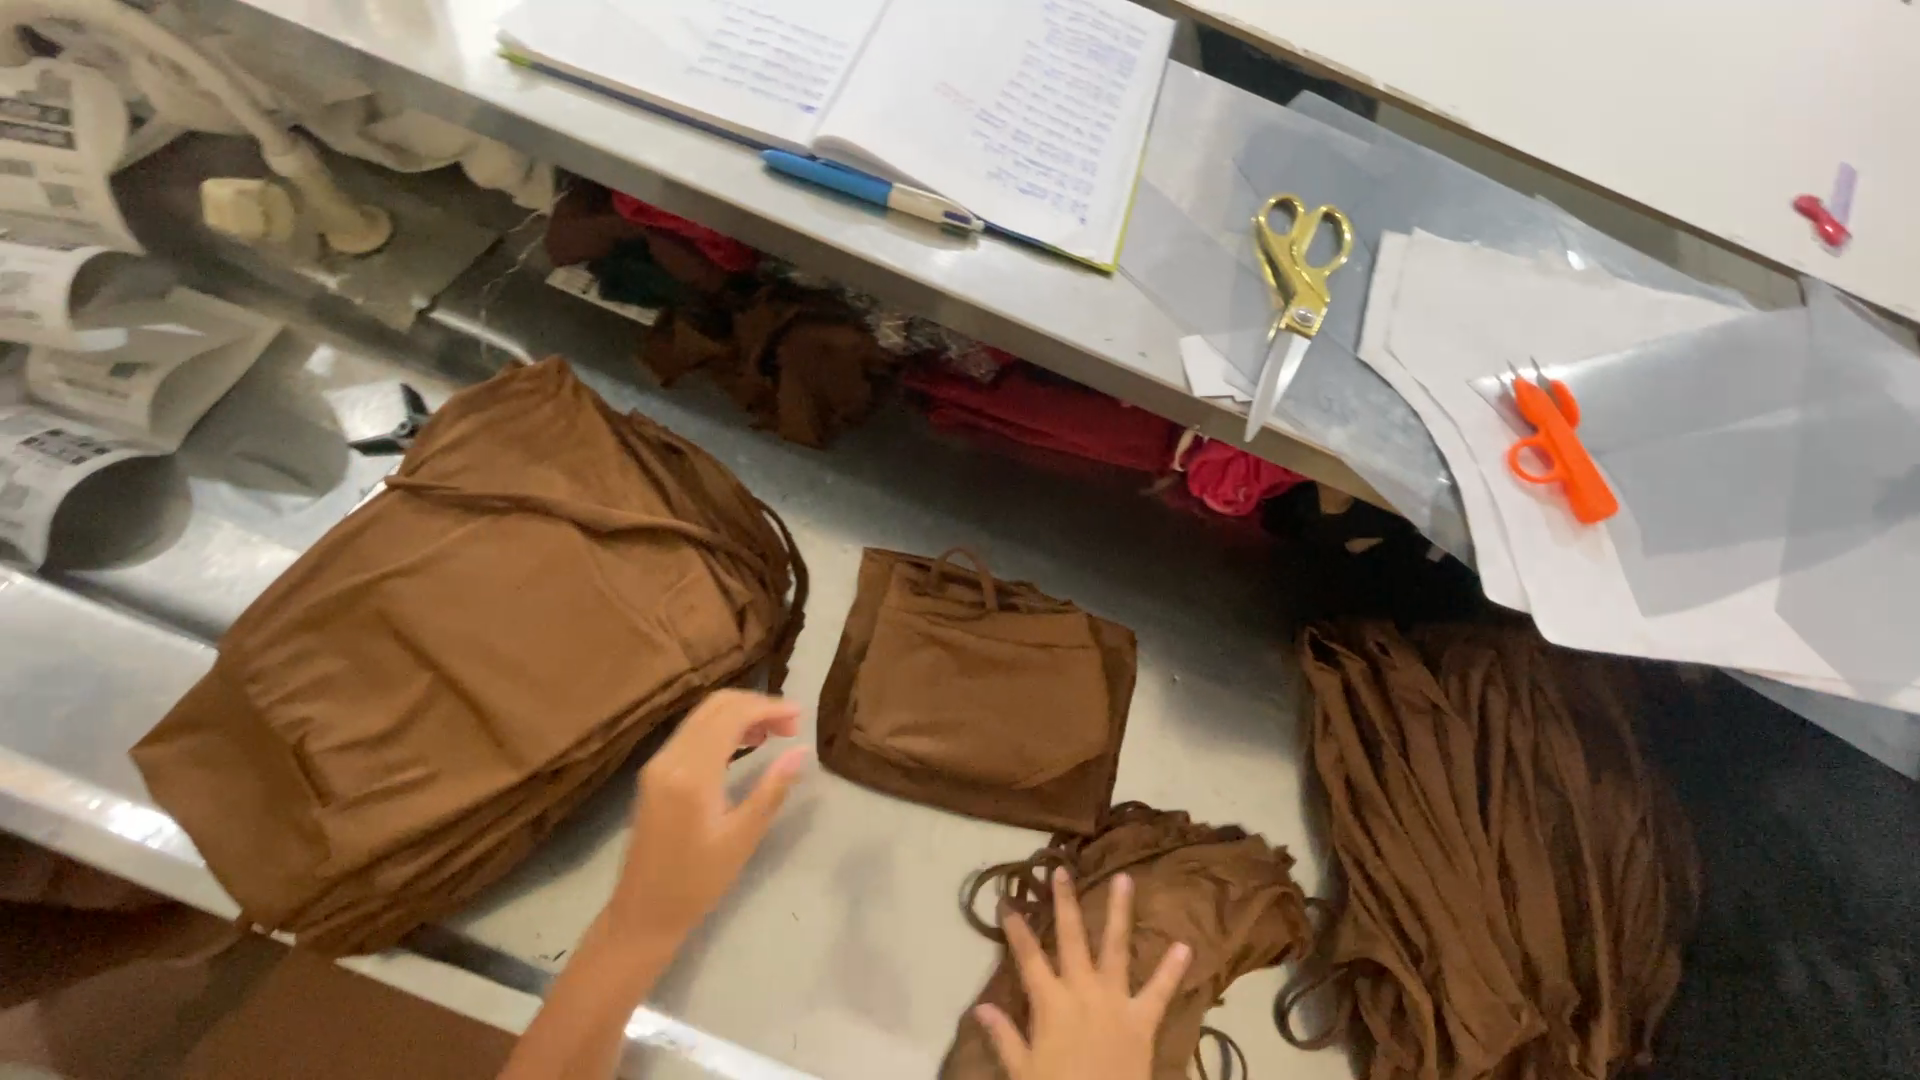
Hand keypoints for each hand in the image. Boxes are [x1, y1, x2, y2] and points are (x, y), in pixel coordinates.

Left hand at [604, 690, 809, 948]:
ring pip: (703, 716)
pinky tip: (746, 744)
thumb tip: (801, 750)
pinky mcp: (655, 774)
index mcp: (692, 774)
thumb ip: (773, 789)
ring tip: (776, 732)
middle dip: (757, 705)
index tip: (800, 717)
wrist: (642, 915)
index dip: (769, 707)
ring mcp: (658, 764)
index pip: (732, 716)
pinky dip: (722, 727)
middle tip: (792, 724)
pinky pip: (692, 733)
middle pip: (716, 706)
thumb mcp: (742, 838)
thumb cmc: (697, 883)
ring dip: (741, 714)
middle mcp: (670, 759)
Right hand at [975, 867, 1191, 1079]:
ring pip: (1116, 948)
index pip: (1027, 957)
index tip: (1007, 901)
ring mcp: (1115, 1002)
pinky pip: (1159, 992)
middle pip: (1071, 938)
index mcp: (1050, 1003)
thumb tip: (979, 1008)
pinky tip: (1184, 946)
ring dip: (1120, 913)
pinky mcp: (1143, 1021)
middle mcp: (1082, 991)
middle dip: (1064, 902)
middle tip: (1061, 870)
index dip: (1016, 929)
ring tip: (1125, 879)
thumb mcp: (1022, 1072)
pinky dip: (1171, 970)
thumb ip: (1004, 1036)